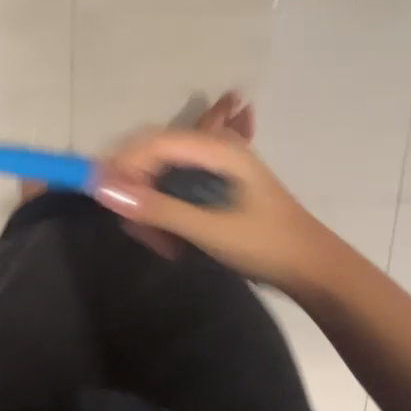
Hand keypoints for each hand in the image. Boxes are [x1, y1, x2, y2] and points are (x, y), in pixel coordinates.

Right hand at [92, 105, 346, 295]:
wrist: (312, 268)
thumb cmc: (265, 244)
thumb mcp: (207, 229)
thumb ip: (156, 208)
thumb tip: (103, 190)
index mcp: (218, 149)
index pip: (153, 142)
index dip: (121, 164)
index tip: (99, 196)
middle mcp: (214, 150)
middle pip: (153, 157)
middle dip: (137, 192)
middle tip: (139, 232)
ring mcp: (214, 169)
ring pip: (160, 179)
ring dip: (152, 212)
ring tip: (164, 246)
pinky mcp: (213, 188)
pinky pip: (173, 193)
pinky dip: (166, 216)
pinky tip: (173, 244)